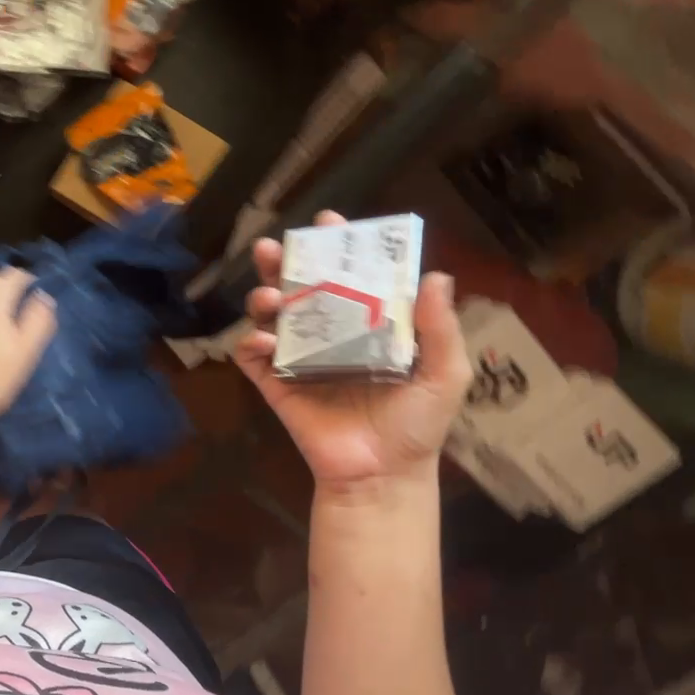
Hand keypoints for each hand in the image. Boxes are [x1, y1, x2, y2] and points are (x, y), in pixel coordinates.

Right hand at [234, 212, 472, 489]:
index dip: (339, 249)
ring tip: (269, 296)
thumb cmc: (417, 424)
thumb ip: (440, 328)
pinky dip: (250, 345)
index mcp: (369, 327)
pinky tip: (261, 340)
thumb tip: (435, 276)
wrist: (381, 473)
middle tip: (275, 246)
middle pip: (302, 290)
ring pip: (272, 318)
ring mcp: (299, 360)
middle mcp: (331, 336)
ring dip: (264, 300)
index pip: (351, 278)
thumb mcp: (445, 374)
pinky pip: (253, 360)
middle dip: (286, 264)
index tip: (329, 222)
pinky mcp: (275, 386)